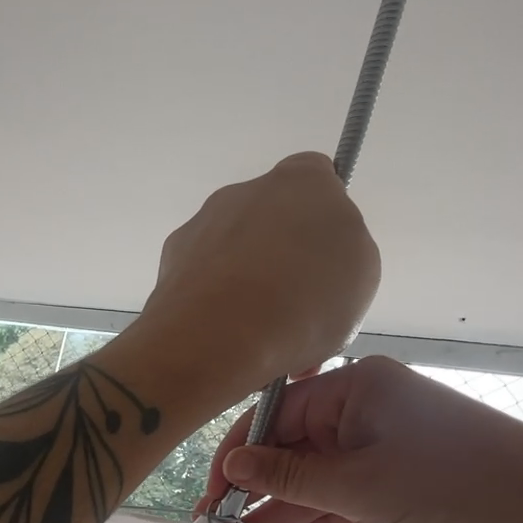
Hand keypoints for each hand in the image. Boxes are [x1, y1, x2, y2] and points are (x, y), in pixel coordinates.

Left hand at [140, 152, 381, 390]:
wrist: (212, 340)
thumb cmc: (303, 300)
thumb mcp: (360, 272)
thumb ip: (339, 250)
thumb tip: (314, 259)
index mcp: (298, 181)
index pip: (315, 179)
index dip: (320, 218)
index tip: (323, 257)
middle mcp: (237, 195)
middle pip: (263, 221)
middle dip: (274, 257)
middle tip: (290, 306)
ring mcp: (192, 233)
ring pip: (225, 257)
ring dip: (238, 287)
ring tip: (254, 336)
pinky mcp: (162, 273)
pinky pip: (195, 287)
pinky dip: (207, 310)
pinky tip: (221, 343)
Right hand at [194, 356, 522, 522]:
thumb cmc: (450, 481)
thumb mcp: (355, 482)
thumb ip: (287, 477)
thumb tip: (230, 467)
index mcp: (354, 389)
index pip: (273, 416)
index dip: (236, 456)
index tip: (211, 495)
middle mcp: (362, 413)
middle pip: (289, 451)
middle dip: (253, 489)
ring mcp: (378, 451)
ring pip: (310, 481)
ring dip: (277, 512)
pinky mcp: (393, 486)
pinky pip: (336, 501)